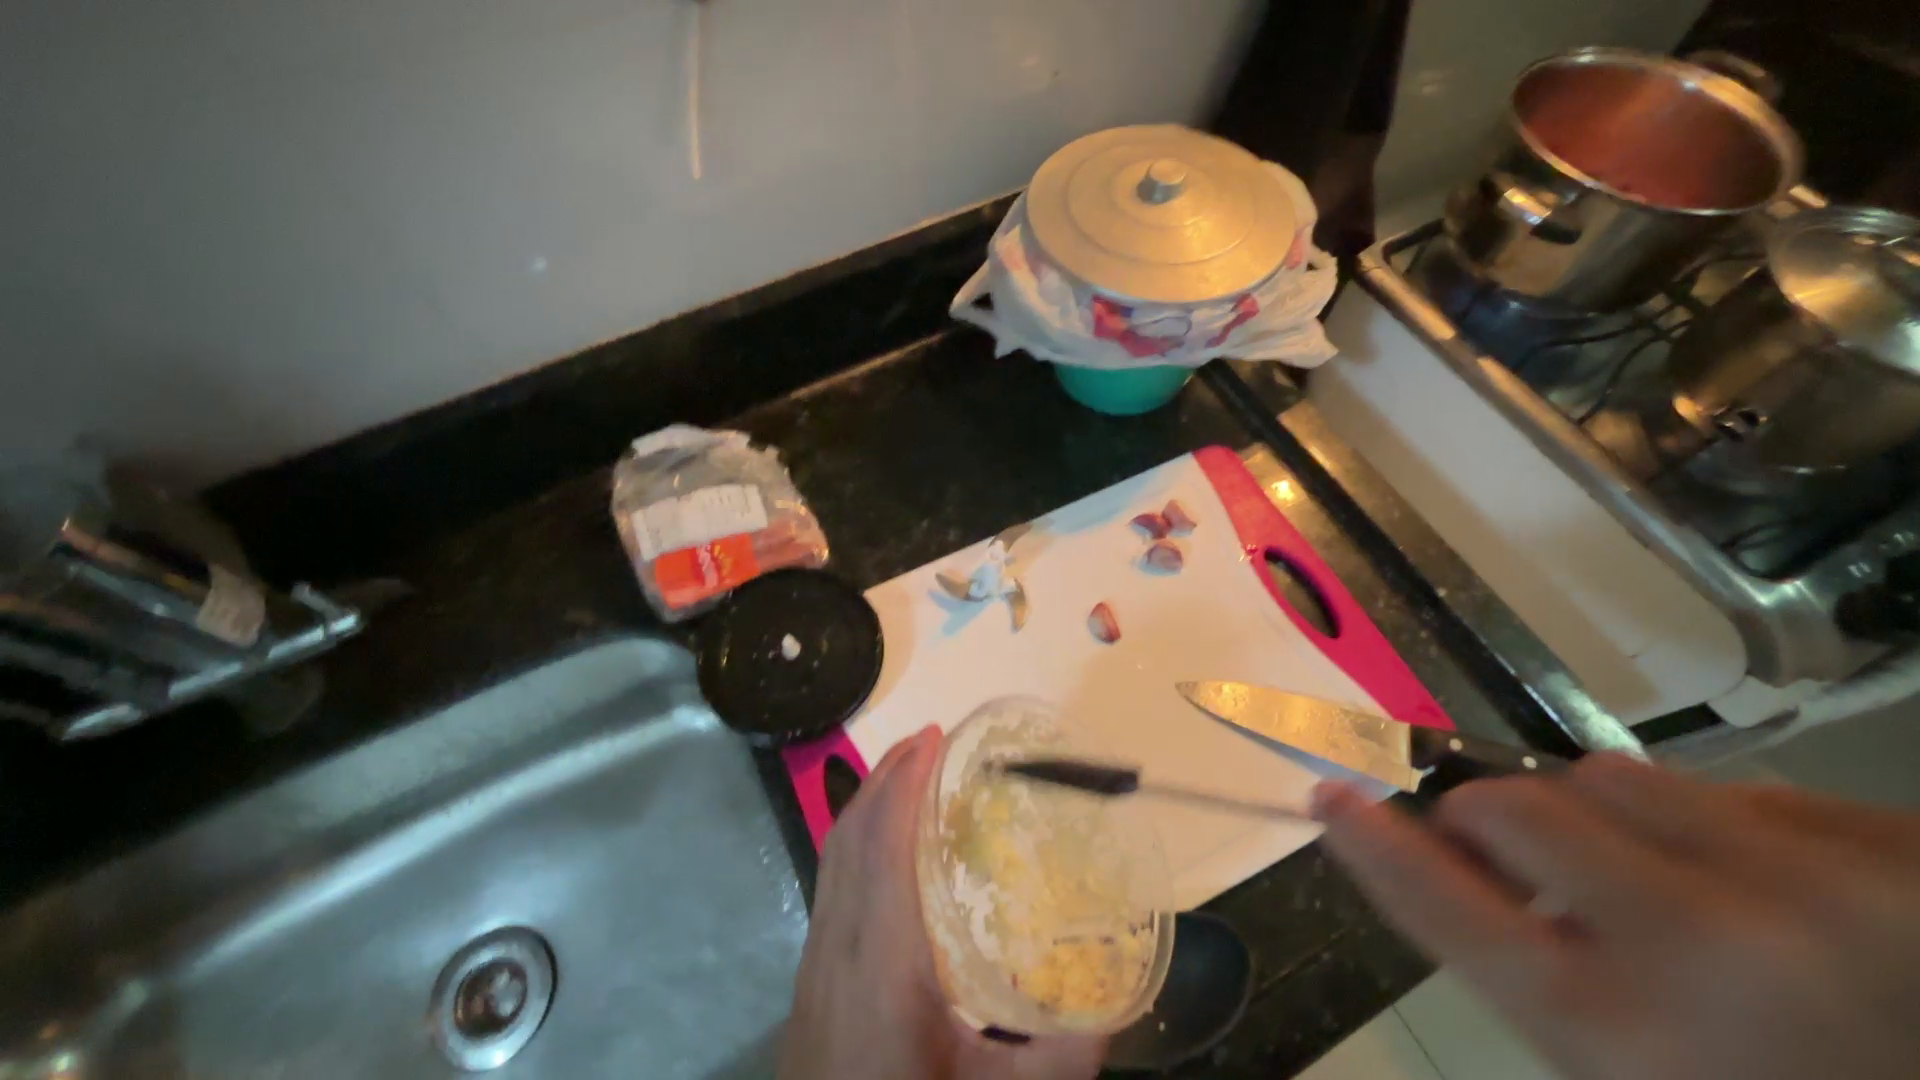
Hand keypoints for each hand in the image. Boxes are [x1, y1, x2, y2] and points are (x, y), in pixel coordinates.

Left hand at [779, 725, 1107, 1079]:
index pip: (885, 845)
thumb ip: (1060, 1061)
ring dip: (868, 802)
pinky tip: (884, 849)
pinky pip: (830, 880)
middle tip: (929, 740)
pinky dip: (856, 839)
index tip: (932, 738)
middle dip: (887, 775)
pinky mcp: (810, 971)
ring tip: (907, 775)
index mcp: (883, 960)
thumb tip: (1112, 1018)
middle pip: (853, 835)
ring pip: (834, 854)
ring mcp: (815, 955)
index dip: (905, 784)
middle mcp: (839, 943)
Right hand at [1312, 753, 1919, 1079]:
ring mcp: (1818, 883)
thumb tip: (1454, 849)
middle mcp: (1708, 943)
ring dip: (1605, 817)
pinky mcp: (1893, 845)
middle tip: (1512, 854)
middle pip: (1515, 807)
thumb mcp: (1619, 1062)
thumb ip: (1528, 961)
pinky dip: (1718, 826)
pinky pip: (1736, 788)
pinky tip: (1771, 892)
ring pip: (1615, 775)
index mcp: (1623, 1031)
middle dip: (1491, 822)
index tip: (1330, 799)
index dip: (1374, 845)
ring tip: (1665, 883)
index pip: (1442, 904)